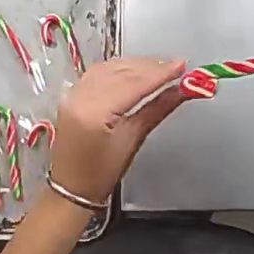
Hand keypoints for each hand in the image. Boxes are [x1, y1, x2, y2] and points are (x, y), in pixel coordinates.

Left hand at [50, 56, 188, 206]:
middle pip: (120, 72)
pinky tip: (134, 71)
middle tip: (176, 67)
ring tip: (159, 68)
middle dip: (149, 67)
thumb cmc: (102, 173)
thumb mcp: (132, 140)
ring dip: (134, 65)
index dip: (159, 73)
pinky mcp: (71, 96)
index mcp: (94, 112)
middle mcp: (80, 97)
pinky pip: (97, 73)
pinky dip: (118, 69)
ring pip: (108, 68)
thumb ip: (156, 109)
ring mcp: (73, 95)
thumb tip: (181, 90)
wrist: (71, 188)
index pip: (133, 84)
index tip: (182, 66)